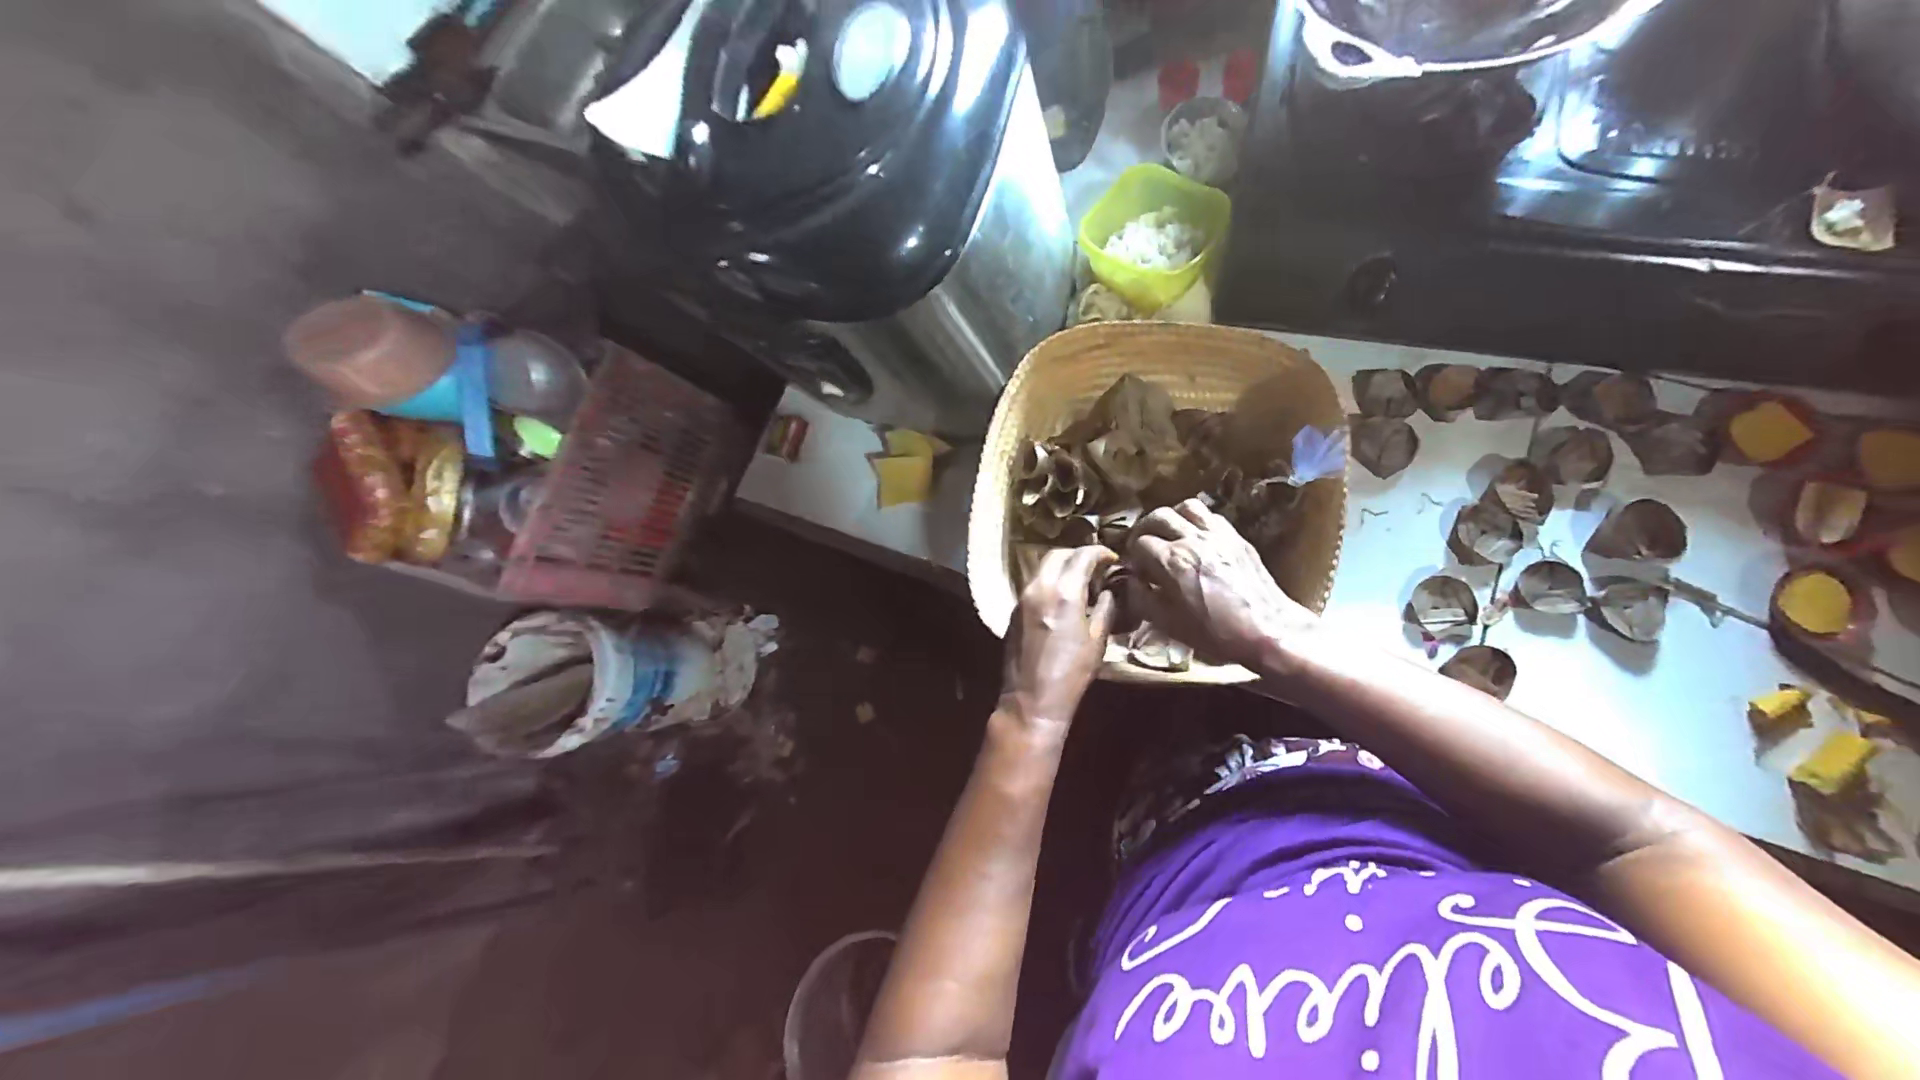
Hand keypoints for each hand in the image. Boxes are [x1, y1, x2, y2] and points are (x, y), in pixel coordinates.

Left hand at [999, 546, 1117, 734]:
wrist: (1031, 699)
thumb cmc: (1071, 673)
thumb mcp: (1097, 641)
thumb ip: (1105, 608)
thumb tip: (1109, 590)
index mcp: (1064, 593)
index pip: (1082, 556)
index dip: (1099, 552)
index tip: (1111, 558)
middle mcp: (1039, 587)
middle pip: (1058, 554)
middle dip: (1078, 554)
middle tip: (1095, 565)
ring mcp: (1022, 597)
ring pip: (1042, 567)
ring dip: (1062, 566)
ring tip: (1080, 579)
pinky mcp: (1014, 610)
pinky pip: (1033, 584)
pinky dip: (1049, 581)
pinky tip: (1061, 596)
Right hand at [1125, 498, 1318, 670]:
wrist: (1267, 631)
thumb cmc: (1214, 633)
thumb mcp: (1167, 623)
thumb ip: (1140, 599)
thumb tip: (1129, 583)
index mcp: (1172, 561)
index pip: (1138, 544)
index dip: (1132, 557)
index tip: (1136, 571)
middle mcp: (1192, 540)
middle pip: (1158, 516)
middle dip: (1144, 530)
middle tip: (1143, 546)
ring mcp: (1217, 535)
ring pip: (1185, 507)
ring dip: (1171, 518)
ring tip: (1169, 534)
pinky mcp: (1237, 537)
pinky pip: (1210, 515)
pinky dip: (1196, 521)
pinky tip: (1196, 538)